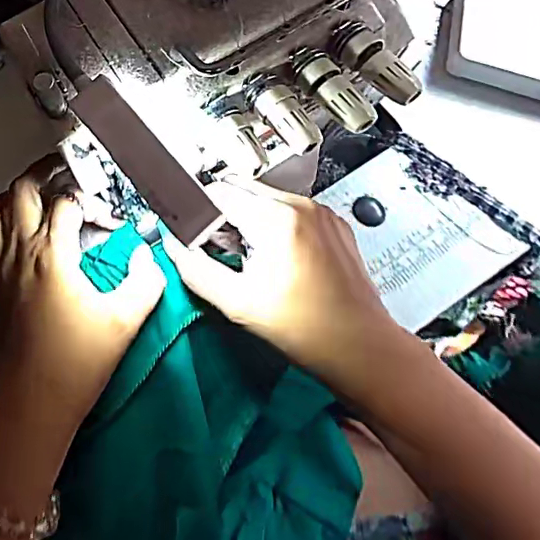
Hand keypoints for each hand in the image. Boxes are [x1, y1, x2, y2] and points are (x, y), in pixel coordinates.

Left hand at [0, 157, 165, 425]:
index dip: (88, 199)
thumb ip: (146, 280)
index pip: (66, 203)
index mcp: (52, 255)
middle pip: (21, 191)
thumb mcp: (125, 321)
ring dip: (8, 199)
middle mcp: (19, 254)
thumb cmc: (78, 363)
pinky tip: (3, 239)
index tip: (104, 215)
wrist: (31, 409)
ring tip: (31, 201)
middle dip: (44, 173)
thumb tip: (147, 254)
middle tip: (64, 173)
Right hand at [164, 180, 400, 398]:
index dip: (200, 212)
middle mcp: (302, 206)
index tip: (194, 233)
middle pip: (243, 191)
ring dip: (249, 219)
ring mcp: (321, 213)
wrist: (363, 348)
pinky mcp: (332, 223)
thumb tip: (176, 248)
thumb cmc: (310, 332)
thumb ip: (198, 270)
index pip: (221, 193)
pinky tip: (277, 259)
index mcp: (278, 219)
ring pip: (267, 198)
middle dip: (224, 215)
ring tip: (252, 259)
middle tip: (221, 249)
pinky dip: (276, 224)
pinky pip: (292, 210)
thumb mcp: (240, 304)